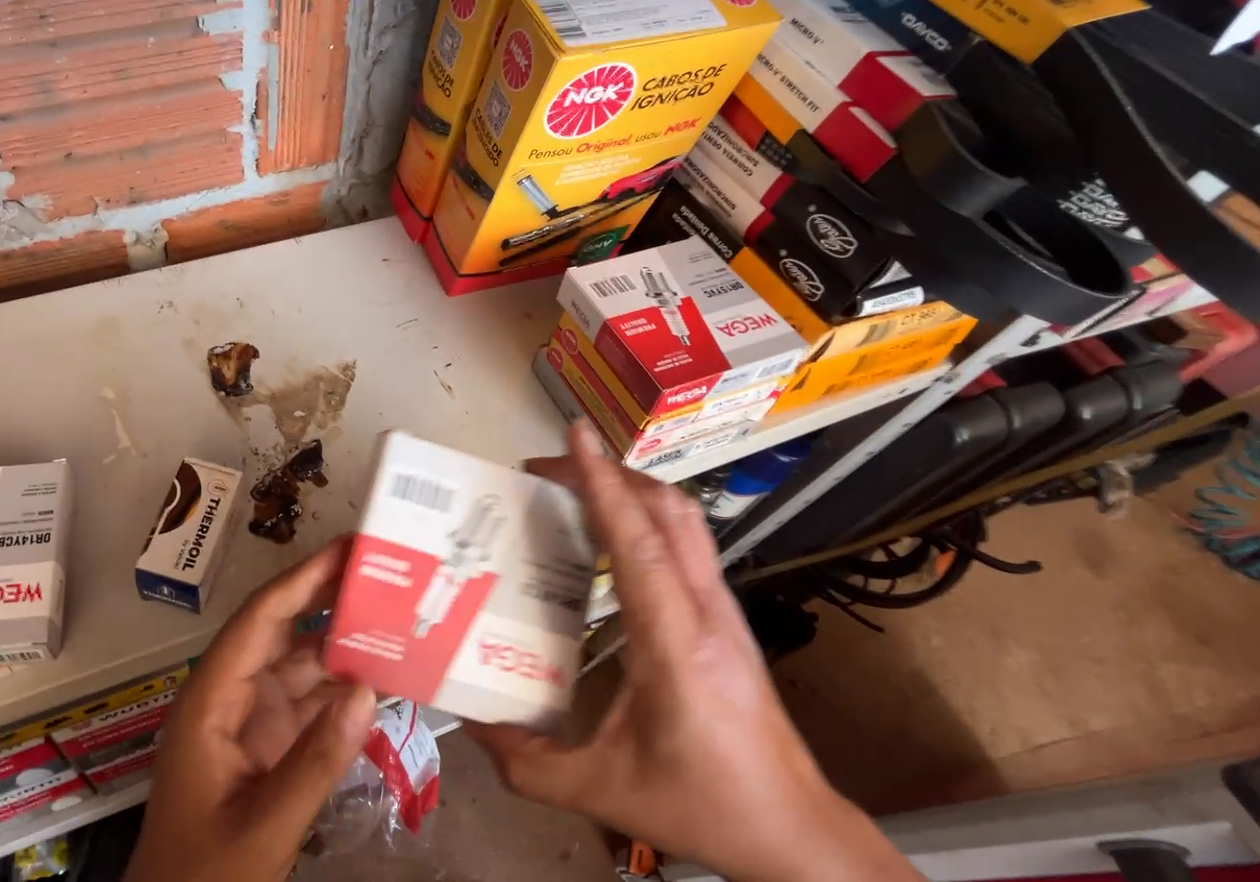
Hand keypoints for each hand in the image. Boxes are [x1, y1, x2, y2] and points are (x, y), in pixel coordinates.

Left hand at [128, 538, 377, 881]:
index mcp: (211, 700)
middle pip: (281, 632)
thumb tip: (366, 691)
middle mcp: (231, 697)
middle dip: (326, 598)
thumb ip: (315, 762)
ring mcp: (251, 722)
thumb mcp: (261, 826)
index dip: (301, 581)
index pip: (258, 622)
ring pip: (300, 666)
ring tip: (394, 614)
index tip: (345, 551)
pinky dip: (343, 689)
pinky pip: (310, 704)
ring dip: (342, 643)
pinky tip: (382, 676)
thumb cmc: (203, 874)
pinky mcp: (270, 747)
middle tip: (381, 569)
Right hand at [465, 421, 920, 881]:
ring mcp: (723, 610)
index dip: (603, 484)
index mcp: (675, 643)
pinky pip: (686, 542)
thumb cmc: (703, 804)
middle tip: (548, 468)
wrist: (793, 829)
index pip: (639, 542)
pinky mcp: (726, 616)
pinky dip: (647, 515)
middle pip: (667, 510)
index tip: (573, 435)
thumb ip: (527, 762)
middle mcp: (705, 611)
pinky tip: (612, 534)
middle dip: (608, 472)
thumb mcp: (602, 790)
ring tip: (576, 486)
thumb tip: (471, 720)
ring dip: (631, 487)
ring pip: (683, 519)